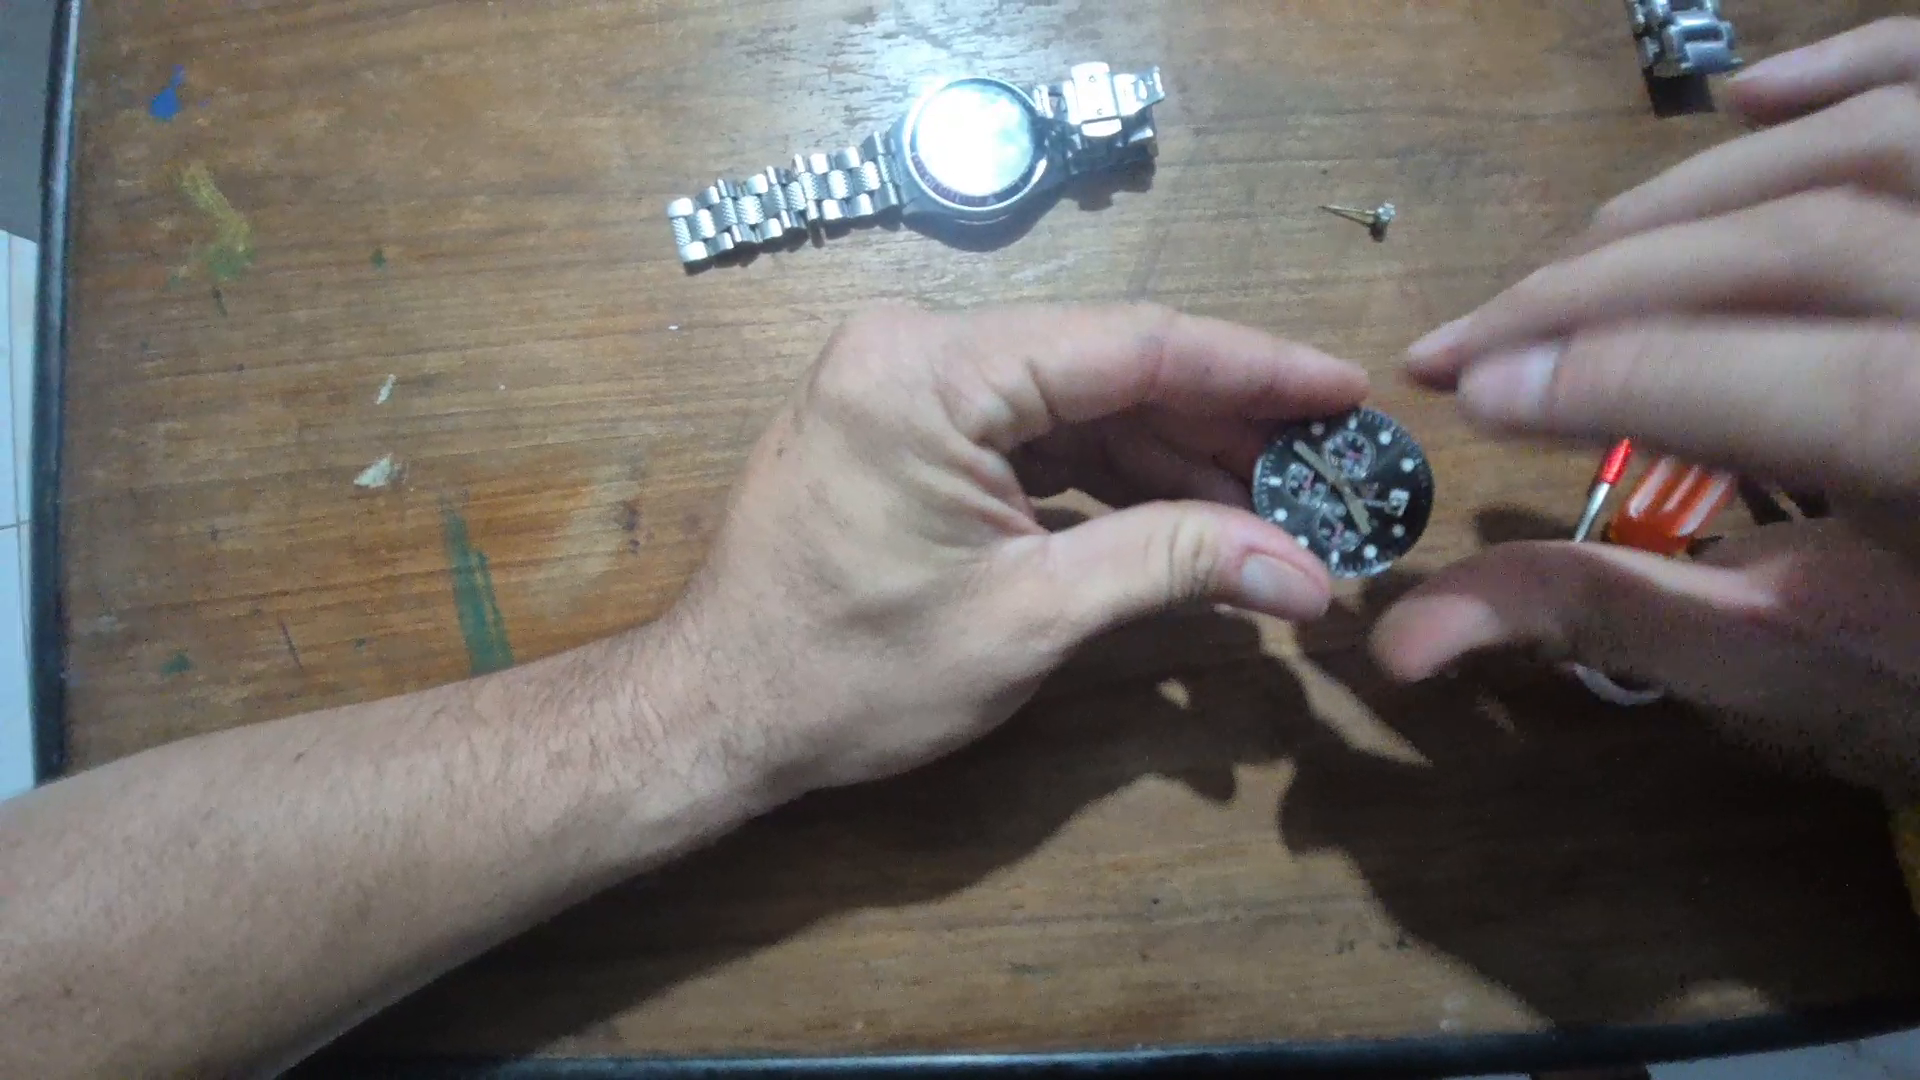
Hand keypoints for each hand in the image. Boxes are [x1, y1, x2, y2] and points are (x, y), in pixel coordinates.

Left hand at [658, 303, 1365, 795]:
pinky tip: (1177, 511)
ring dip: (1168, 456)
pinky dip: (1105, 476)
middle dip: (1216, 426)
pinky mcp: (907, 428)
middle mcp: (914, 349)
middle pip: (1104, 370)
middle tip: (1315, 473)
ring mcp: (905, 385)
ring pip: (1073, 405)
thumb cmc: (852, 675)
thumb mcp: (1024, 619)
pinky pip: (1029, 436)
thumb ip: (1166, 567)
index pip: (1129, 345)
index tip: (1344, 392)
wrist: (724, 709)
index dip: (1251, 370)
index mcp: (930, 370)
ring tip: (1265, 506)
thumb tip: (1303, 573)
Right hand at [1371, 19, 1919, 791]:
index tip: (1467, 396)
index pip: (1836, 396)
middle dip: (1592, 294)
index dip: (1629, 383)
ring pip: (1870, 150)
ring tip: (1542, 279)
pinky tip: (1743, 97)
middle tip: (1459, 347)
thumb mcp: (1772, 657)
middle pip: (1812, 246)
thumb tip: (1395, 643)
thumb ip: (1591, 617)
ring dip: (1667, 210)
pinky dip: (1858, 70)